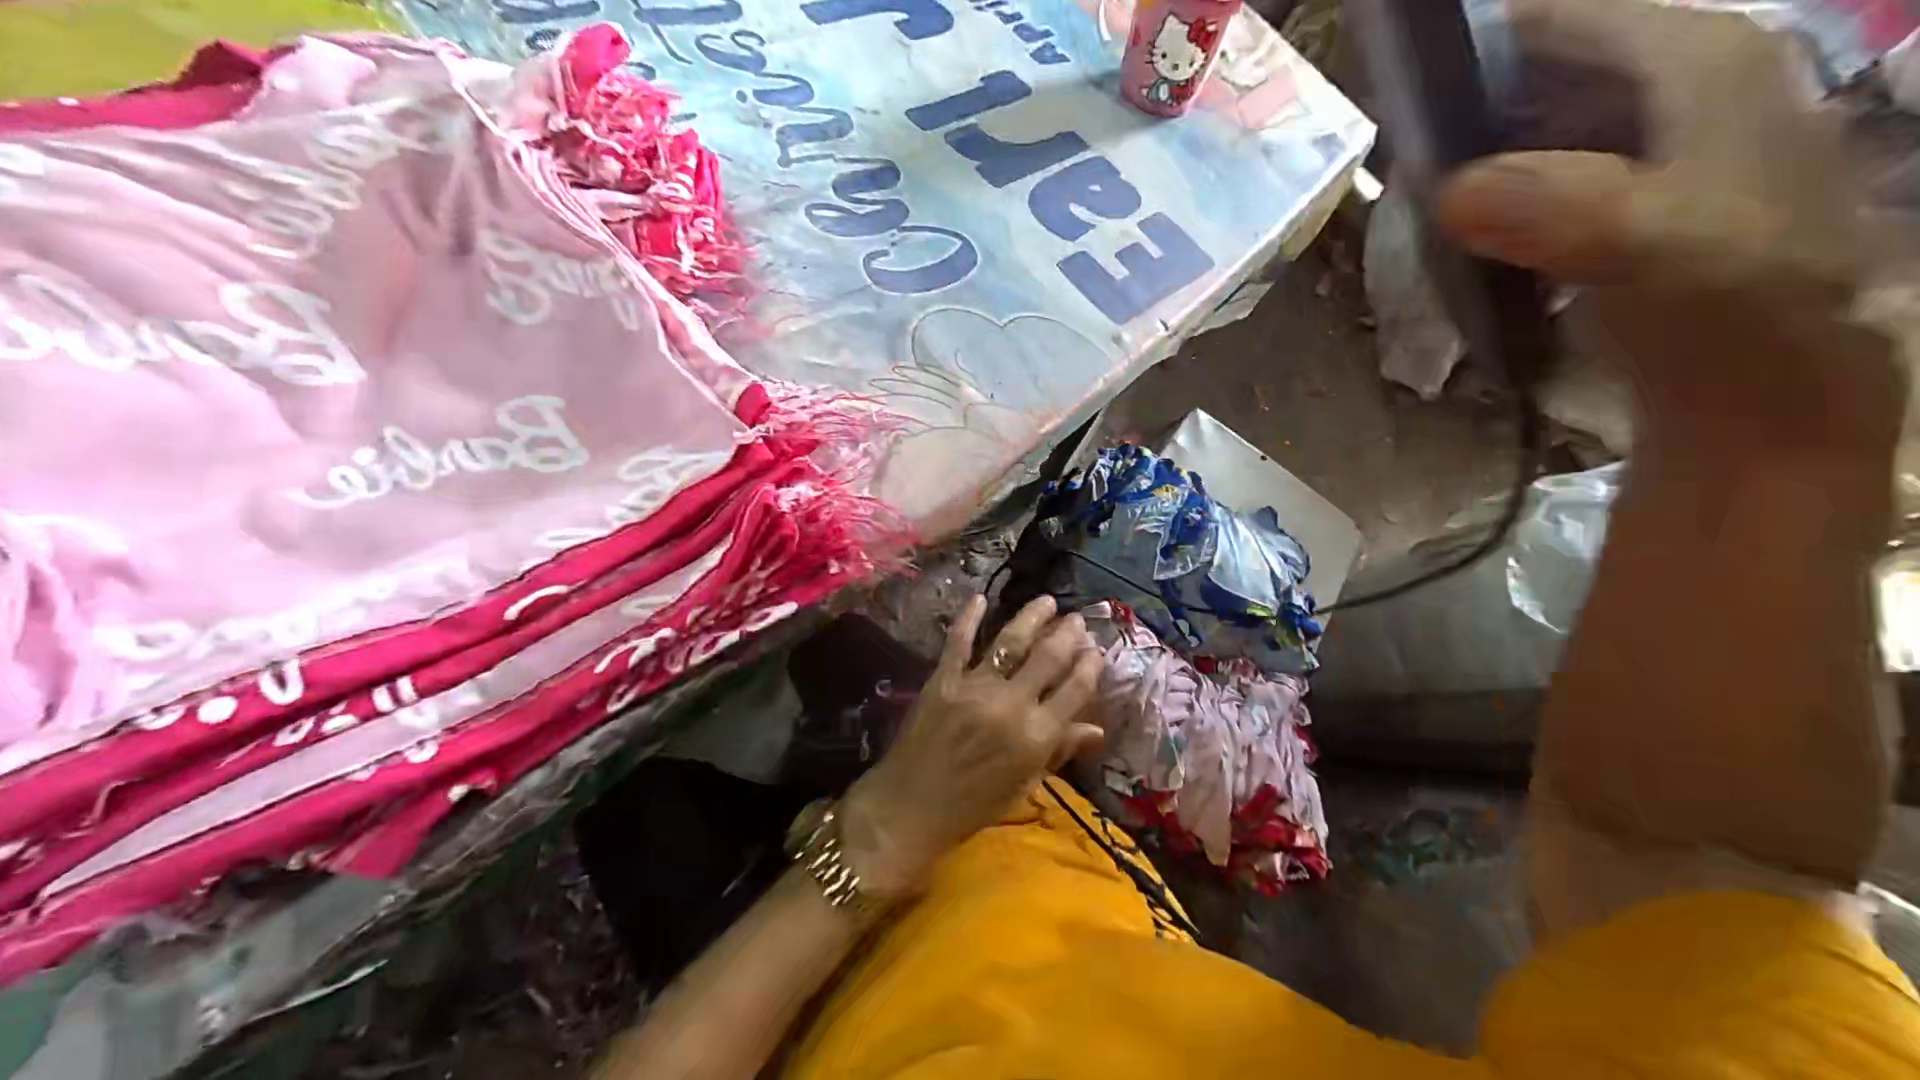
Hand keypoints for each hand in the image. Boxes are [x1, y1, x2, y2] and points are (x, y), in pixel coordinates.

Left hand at [836, 594, 1103, 898]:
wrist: (909, 808)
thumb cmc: (972, 806)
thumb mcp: (1023, 785)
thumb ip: (1058, 752)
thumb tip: (1096, 730)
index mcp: (1036, 736)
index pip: (1075, 690)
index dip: (1089, 667)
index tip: (1096, 650)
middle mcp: (1011, 704)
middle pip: (1048, 658)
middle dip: (1067, 634)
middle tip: (1077, 619)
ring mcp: (975, 687)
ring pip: (1011, 641)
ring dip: (1031, 617)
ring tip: (1046, 601)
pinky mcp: (944, 679)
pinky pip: (959, 641)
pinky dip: (969, 616)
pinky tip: (980, 597)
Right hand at [1434, 0, 1902, 452]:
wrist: (1761, 390)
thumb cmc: (1723, 311)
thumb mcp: (1648, 248)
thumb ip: (1556, 206)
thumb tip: (1447, 192)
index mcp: (1693, 59)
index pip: (1551, 18)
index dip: (1468, 53)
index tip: (1397, 108)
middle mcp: (1673, 85)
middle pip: (1535, 72)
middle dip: (1461, 118)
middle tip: (1398, 174)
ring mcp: (1647, 145)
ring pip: (1529, 126)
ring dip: (1468, 165)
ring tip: (1415, 207)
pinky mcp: (1621, 201)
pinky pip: (1534, 178)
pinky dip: (1489, 201)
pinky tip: (1461, 237)